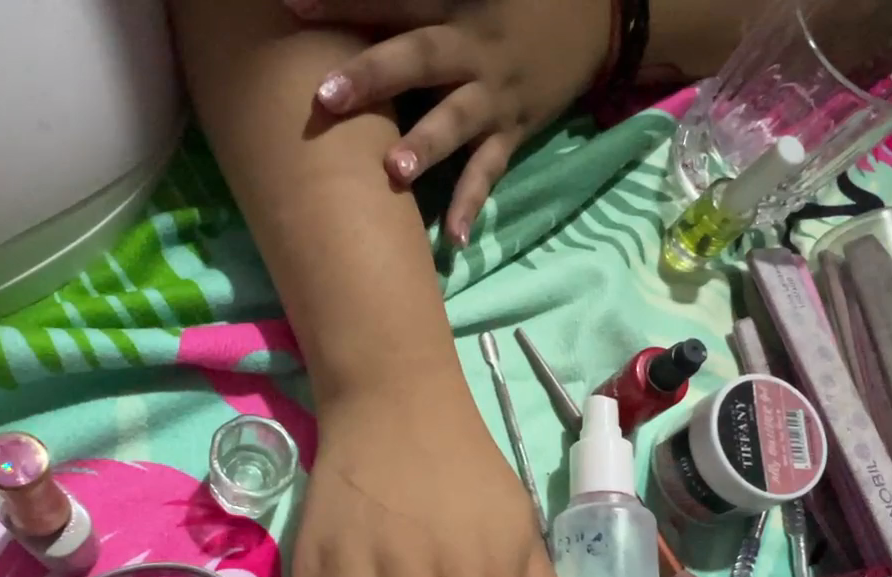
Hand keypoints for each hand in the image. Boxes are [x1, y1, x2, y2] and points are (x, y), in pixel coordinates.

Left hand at [287, 0, 612, 245]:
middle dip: (373, 77)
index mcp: (455, 8)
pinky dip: (471, 203)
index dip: (347, 2)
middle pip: (419, 58)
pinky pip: (489, 171)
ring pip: (456, 121)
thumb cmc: (515, 2)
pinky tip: (452, 238)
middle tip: (325, 98)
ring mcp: (494, 96)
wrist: (598, 18)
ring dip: (425, 146)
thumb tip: (366, 10)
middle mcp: (472, 50)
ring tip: (392, 173)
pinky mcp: (513, 132)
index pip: (395, 1)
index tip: (294, 5)